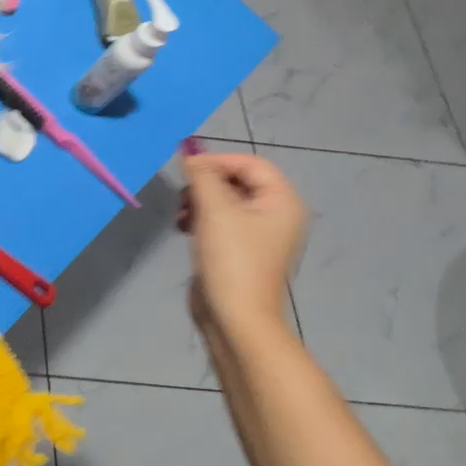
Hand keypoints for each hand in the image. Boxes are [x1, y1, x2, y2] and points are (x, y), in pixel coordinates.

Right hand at [180, 152, 307, 336]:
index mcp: (283, 202)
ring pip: (225, 200)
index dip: (218, 161)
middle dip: (205, 183)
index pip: (251, 163)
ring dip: (199, 201)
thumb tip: (189, 149)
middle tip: (183, 196)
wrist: (235, 316)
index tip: (186, 170)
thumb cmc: (231, 259)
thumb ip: (202, 174)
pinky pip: (221, 220)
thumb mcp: (215, 209)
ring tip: (182, 216)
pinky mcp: (241, 249)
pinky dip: (201, 218)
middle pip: (237, 180)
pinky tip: (185, 228)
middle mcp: (277, 214)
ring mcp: (260, 234)